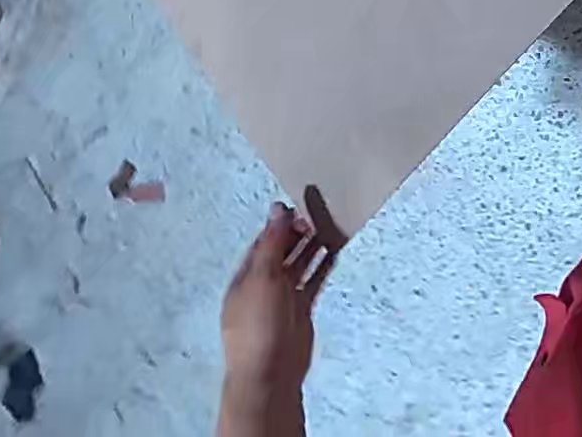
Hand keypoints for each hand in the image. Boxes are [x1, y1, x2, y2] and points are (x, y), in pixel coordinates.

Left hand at [218, 188, 344, 436]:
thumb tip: (278, 207)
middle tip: (317, 214)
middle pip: (282, 250)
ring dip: (312, 245)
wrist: (270, 374)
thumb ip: (272, 241)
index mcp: (246, 275)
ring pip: (299, 263)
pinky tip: (334, 251)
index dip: (280, 223)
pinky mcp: (300, 310)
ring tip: (329, 225)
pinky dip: (322, 265)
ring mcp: (282, 298)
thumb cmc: (258, 324)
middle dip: (298, 232)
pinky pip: (313, 281)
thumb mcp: (263, 275)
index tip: (298, 206)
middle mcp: (263, 284)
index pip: (263, 240)